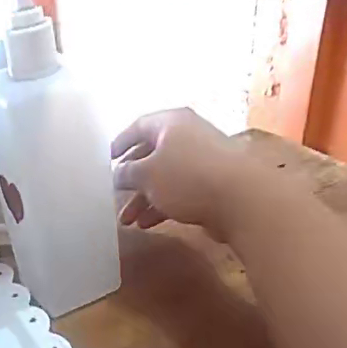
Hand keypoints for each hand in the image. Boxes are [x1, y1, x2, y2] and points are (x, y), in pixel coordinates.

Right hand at [111, 108, 256, 238]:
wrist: (239, 199)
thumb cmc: (186, 178)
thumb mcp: (147, 174)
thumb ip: (127, 173)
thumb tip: (116, 173)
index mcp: (170, 123)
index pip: (138, 126)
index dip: (120, 142)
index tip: (107, 159)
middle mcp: (186, 136)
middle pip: (151, 155)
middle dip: (131, 180)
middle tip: (114, 198)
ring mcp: (201, 161)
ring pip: (164, 178)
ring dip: (144, 199)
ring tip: (128, 221)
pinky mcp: (210, 185)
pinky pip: (178, 193)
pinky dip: (161, 206)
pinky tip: (148, 224)